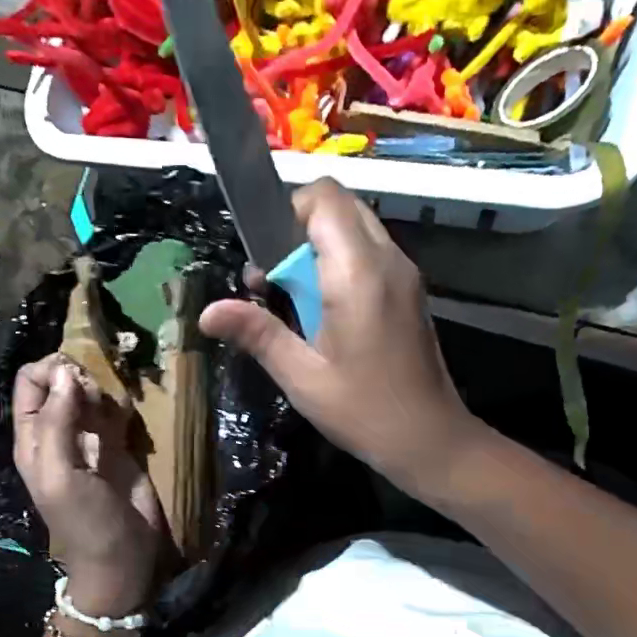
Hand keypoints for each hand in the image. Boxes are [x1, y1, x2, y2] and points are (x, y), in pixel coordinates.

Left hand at [13, 355, 166, 613]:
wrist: (122, 556)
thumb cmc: (86, 521)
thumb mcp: (61, 474)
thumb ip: (57, 422)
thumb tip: (66, 371)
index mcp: (34, 439)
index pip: (31, 382)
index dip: (50, 370)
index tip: (76, 377)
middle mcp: (59, 433)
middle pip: (62, 382)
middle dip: (79, 377)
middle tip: (95, 397)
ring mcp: (90, 439)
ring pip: (90, 393)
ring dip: (102, 390)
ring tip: (112, 410)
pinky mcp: (119, 446)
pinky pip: (116, 412)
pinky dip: (121, 406)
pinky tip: (126, 416)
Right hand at [199, 179, 480, 493]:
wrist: (429, 439)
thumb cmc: (364, 411)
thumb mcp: (302, 377)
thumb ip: (258, 335)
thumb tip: (207, 313)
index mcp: (358, 272)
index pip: (324, 197)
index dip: (288, 212)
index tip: (267, 258)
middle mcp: (388, 260)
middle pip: (341, 207)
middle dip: (301, 232)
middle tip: (279, 284)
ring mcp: (406, 275)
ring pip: (358, 231)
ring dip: (323, 252)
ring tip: (302, 304)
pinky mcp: (412, 293)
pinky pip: (373, 256)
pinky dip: (345, 268)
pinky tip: (331, 317)